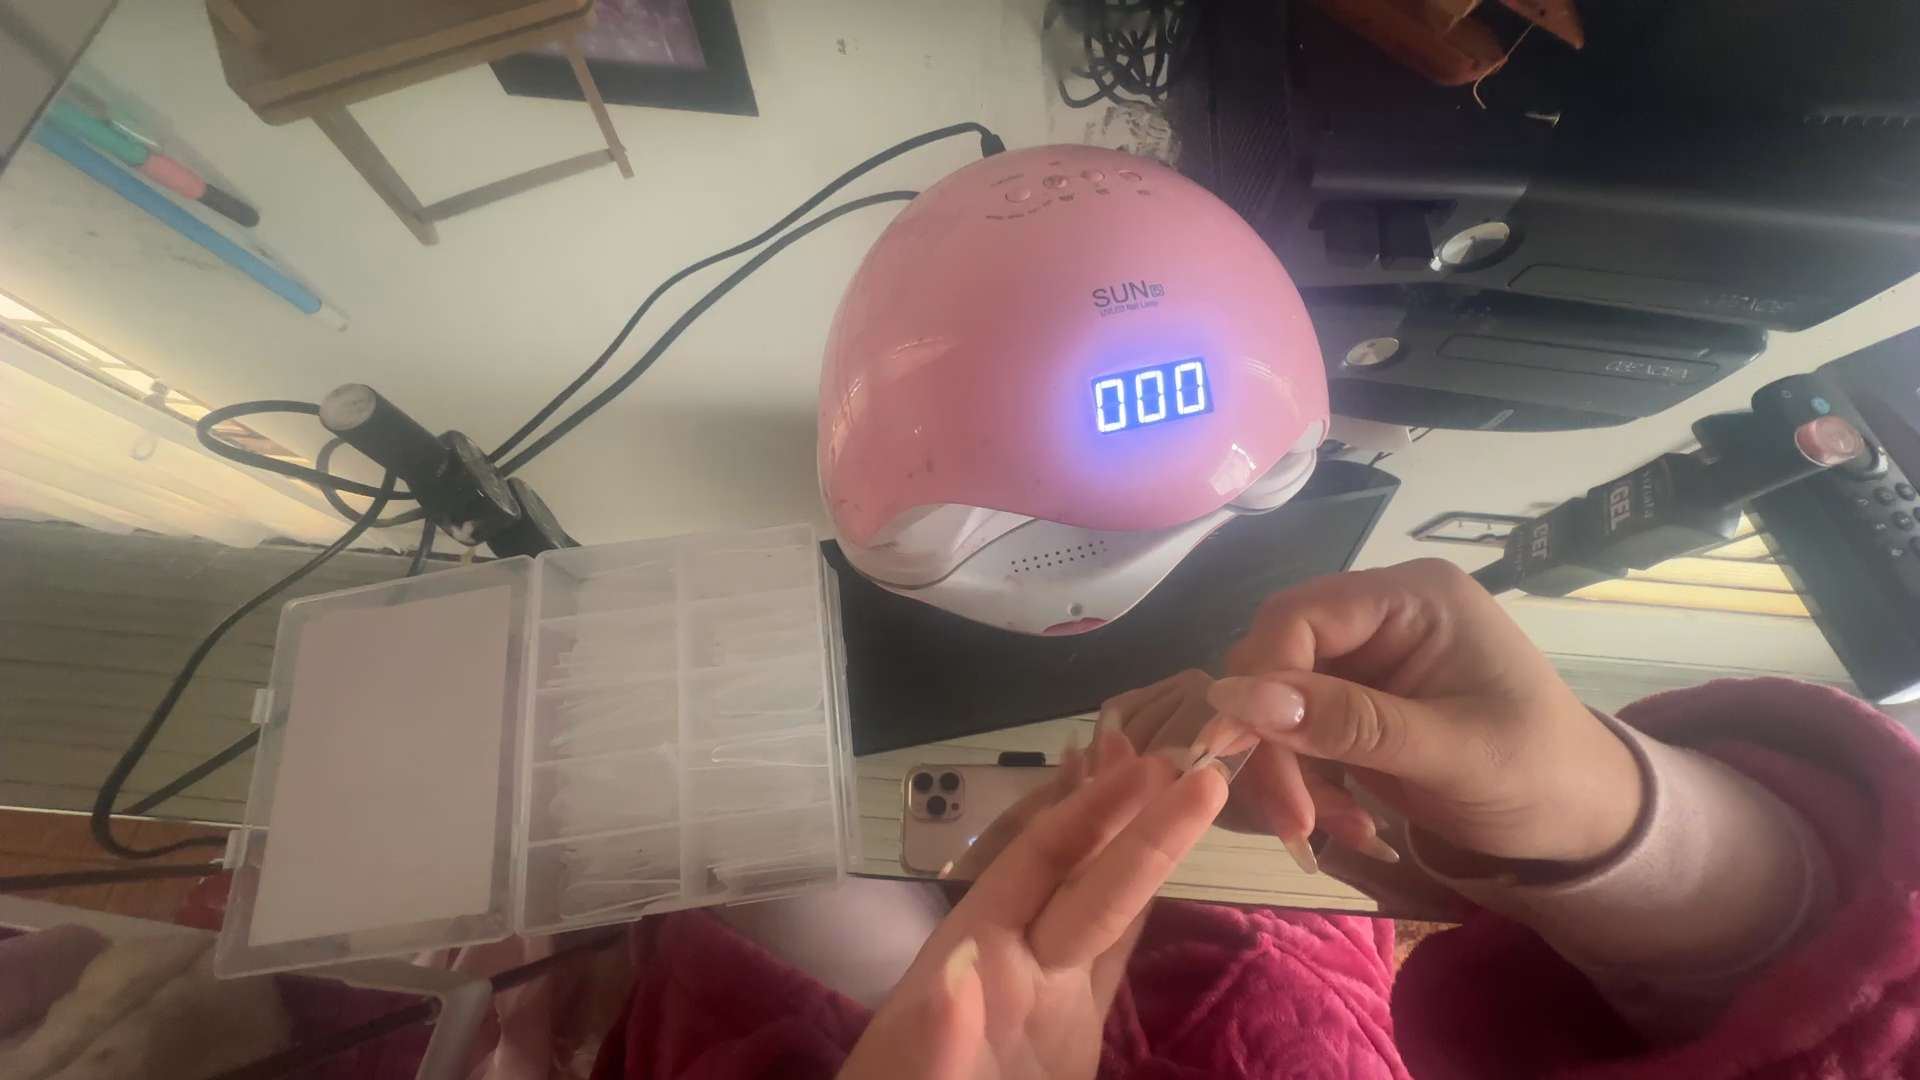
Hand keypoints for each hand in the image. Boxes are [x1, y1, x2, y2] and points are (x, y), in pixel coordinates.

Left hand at [840, 741, 1229, 1079]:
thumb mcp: (910, 1078)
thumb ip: (935, 1038)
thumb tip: (958, 975)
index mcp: (982, 943)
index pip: (1044, 857)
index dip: (1092, 808)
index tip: (1142, 766)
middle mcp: (1022, 949)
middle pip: (1087, 870)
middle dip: (1134, 815)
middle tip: (1187, 758)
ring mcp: (1052, 985)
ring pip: (1104, 897)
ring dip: (1138, 843)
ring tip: (1170, 783)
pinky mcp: (1076, 1027)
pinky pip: (1115, 954)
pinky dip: (1139, 911)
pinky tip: (1158, 878)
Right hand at [1206, 558, 1641, 864]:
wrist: (1586, 827)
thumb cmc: (1545, 781)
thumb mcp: (1455, 755)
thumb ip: (1349, 722)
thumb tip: (1233, 699)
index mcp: (1410, 597)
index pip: (1297, 617)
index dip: (1259, 679)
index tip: (1233, 749)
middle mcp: (1373, 614)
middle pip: (1276, 658)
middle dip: (1272, 740)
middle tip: (1291, 815)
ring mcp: (1358, 656)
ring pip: (1272, 699)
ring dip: (1285, 768)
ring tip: (1324, 829)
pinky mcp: (1346, 697)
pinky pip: (1291, 728)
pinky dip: (1301, 777)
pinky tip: (1338, 819)